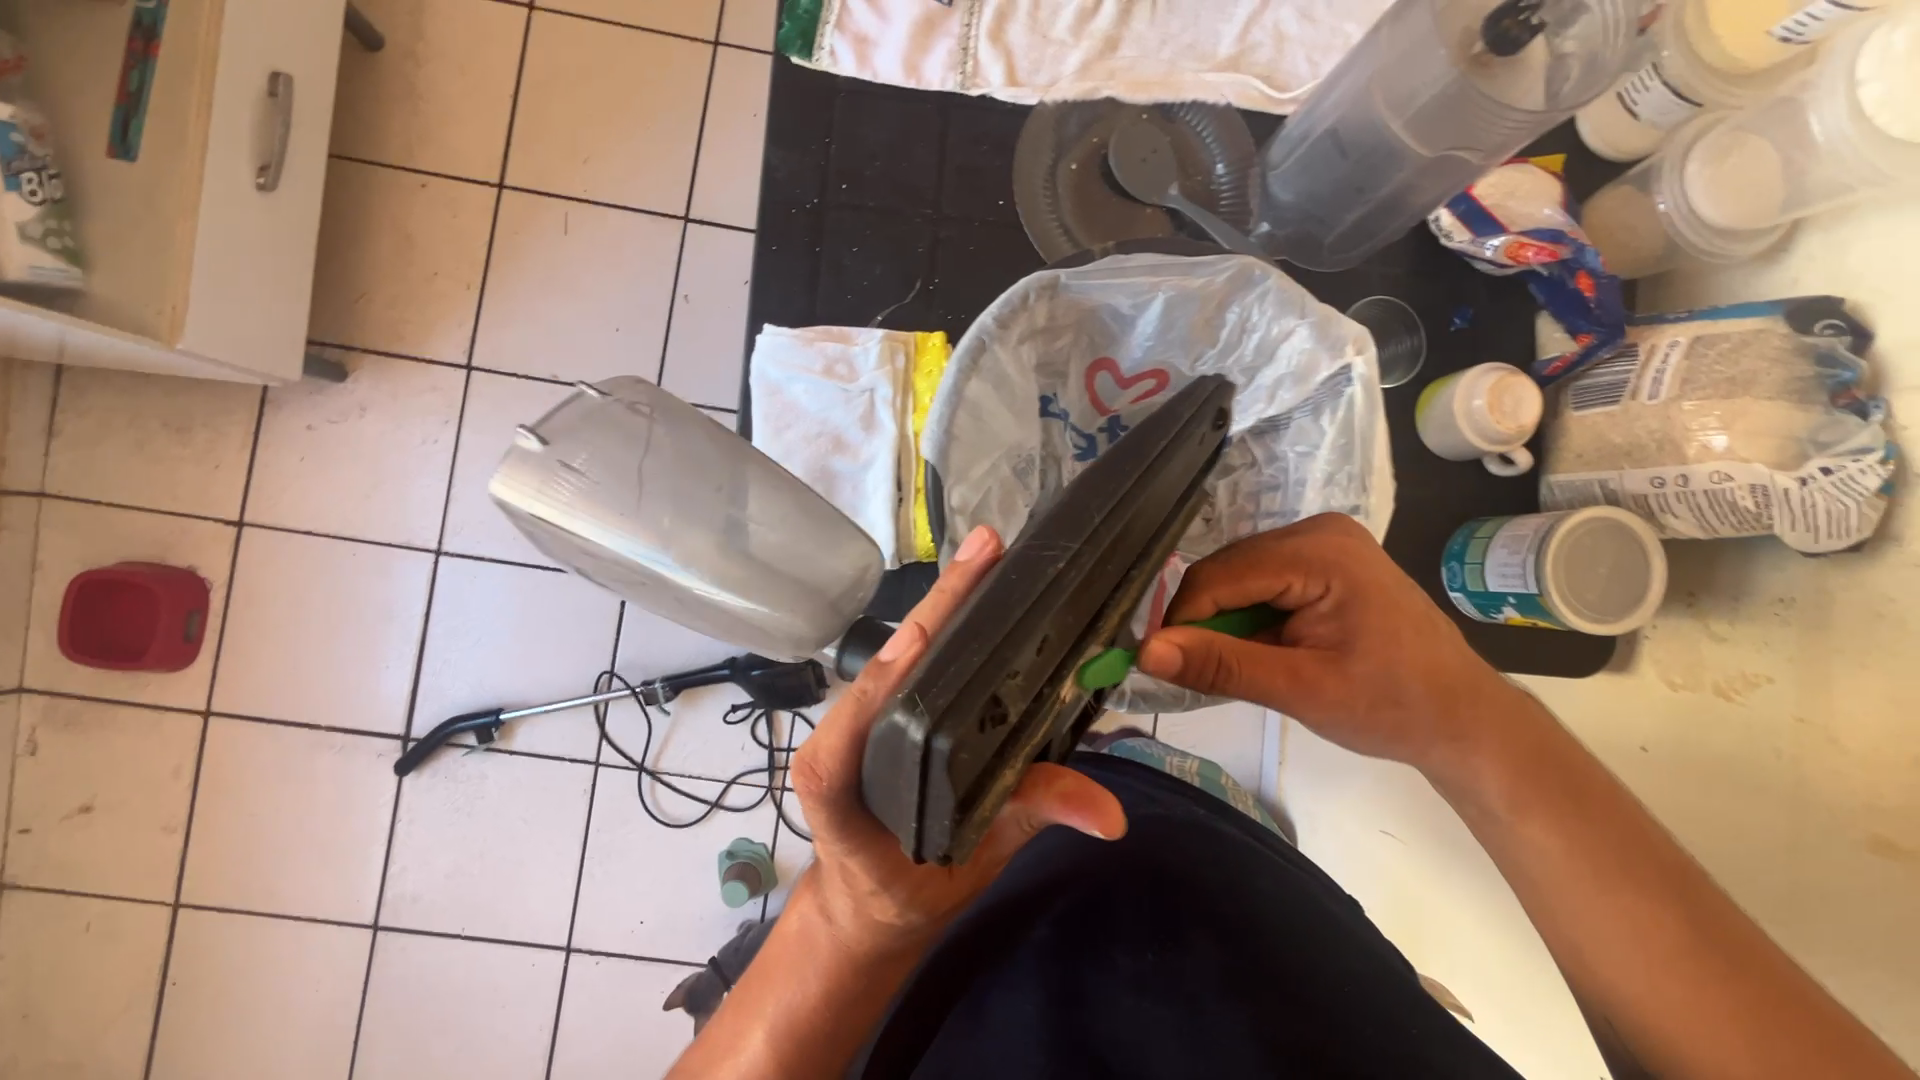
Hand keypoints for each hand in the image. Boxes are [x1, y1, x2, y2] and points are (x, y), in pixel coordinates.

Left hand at [790, 525, 1126, 961]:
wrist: (877, 898)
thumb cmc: (910, 886)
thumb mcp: (969, 864)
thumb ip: (1026, 821)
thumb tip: (1107, 813)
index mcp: (845, 800)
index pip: (842, 746)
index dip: (877, 689)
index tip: (920, 640)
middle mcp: (847, 746)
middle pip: (878, 670)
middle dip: (934, 607)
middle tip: (986, 551)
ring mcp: (863, 723)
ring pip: (894, 656)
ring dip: (941, 605)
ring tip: (988, 559)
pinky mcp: (884, 711)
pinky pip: (909, 665)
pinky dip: (944, 626)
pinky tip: (980, 595)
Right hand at [1137, 513, 1531, 775]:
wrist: (1462, 718)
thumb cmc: (1391, 707)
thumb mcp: (1300, 690)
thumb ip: (1221, 666)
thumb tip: (1146, 652)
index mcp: (1320, 552)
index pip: (1218, 576)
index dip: (1180, 619)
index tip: (1155, 663)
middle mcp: (1319, 531)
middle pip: (1226, 571)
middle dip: (1205, 622)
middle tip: (1196, 673)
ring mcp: (1324, 542)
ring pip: (1239, 578)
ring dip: (1226, 622)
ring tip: (1238, 667)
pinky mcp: (1326, 561)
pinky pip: (1262, 582)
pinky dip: (1249, 618)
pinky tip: (1262, 650)